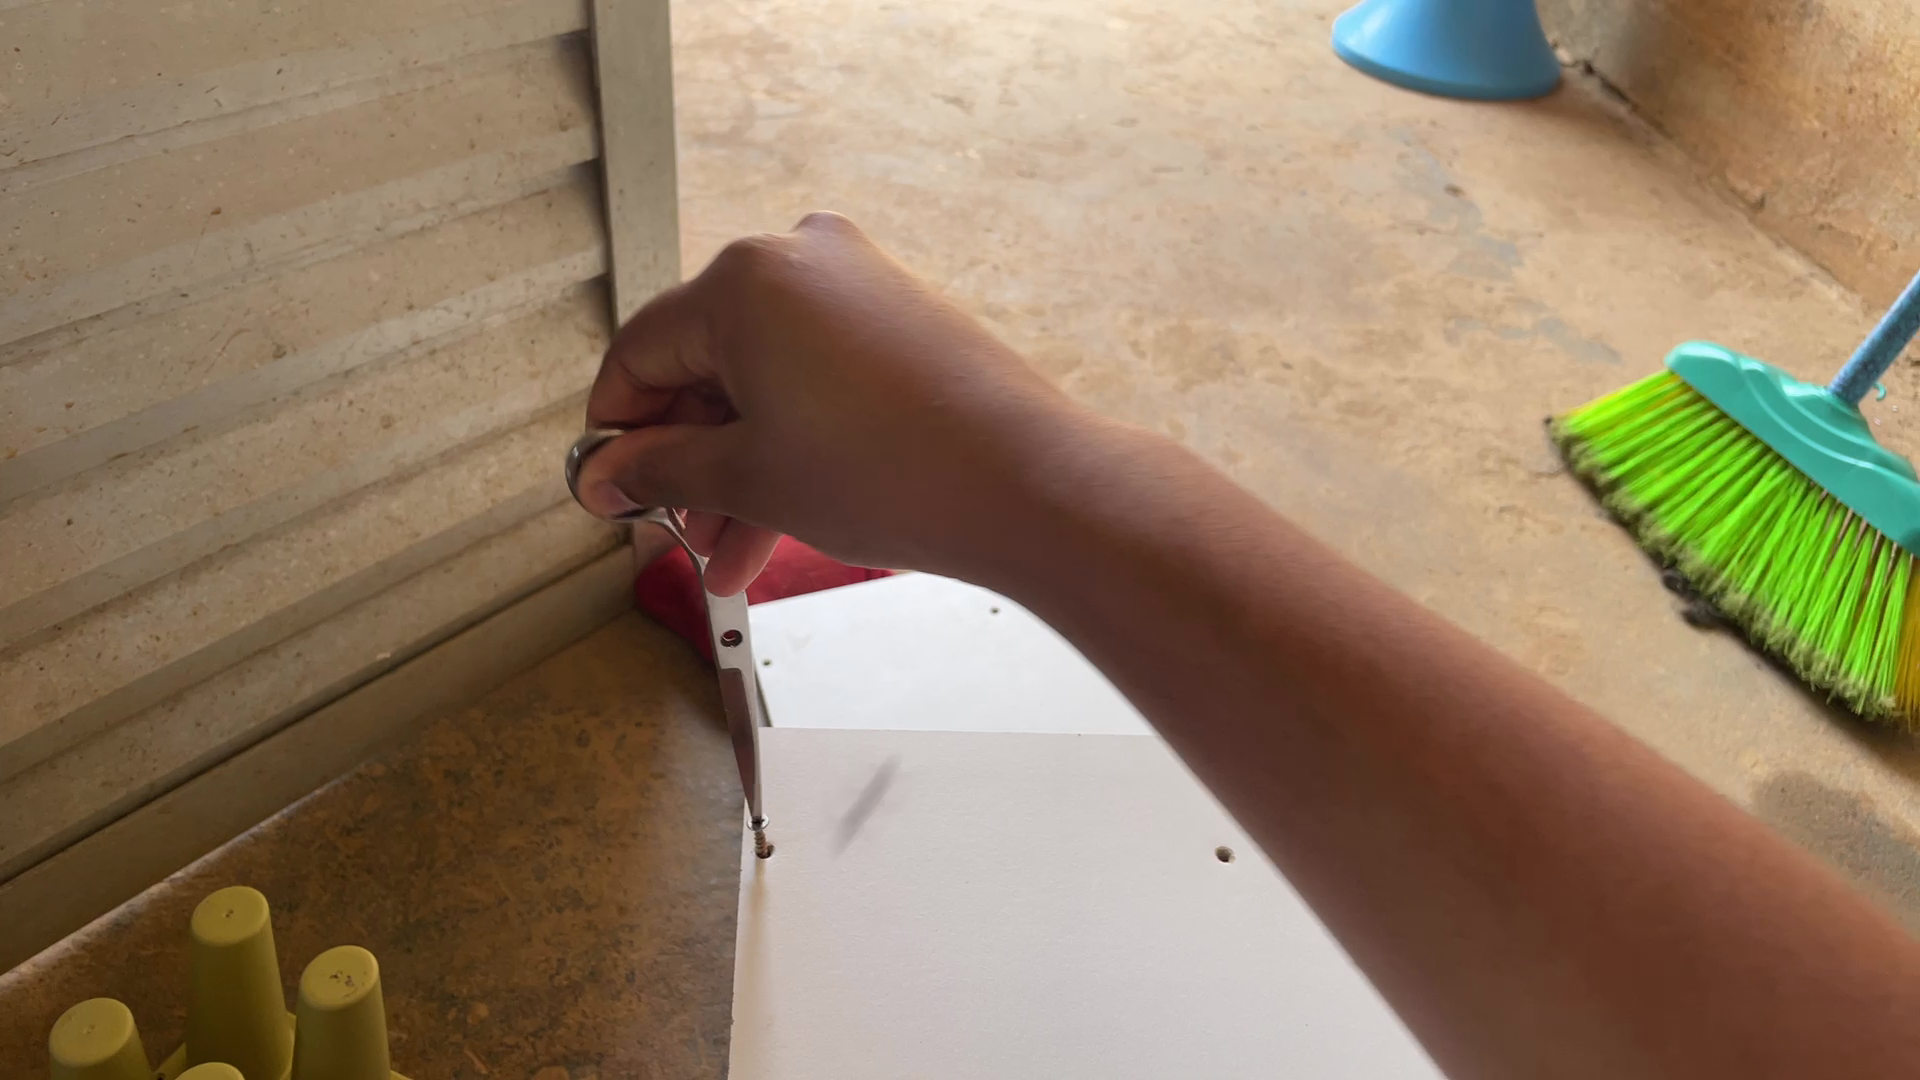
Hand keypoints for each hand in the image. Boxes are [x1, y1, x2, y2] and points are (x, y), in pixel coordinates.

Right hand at [575, 213, 1086, 594]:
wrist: (1023, 487)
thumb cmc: (893, 475)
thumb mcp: (752, 478)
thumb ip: (664, 470)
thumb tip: (609, 474)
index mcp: (746, 281)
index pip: (642, 354)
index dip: (619, 432)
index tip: (613, 487)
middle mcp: (804, 264)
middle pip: (711, 372)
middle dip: (695, 468)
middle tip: (683, 531)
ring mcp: (861, 289)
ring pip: (770, 388)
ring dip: (748, 472)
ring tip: (735, 552)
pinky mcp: (901, 325)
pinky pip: (821, 384)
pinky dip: (798, 445)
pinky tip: (786, 515)